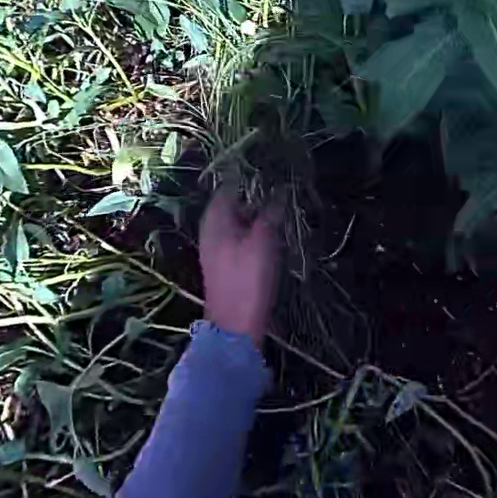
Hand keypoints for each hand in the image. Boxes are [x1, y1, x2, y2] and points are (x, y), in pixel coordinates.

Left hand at [199, 186, 282, 345]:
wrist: (235, 327)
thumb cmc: (247, 279)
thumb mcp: (264, 239)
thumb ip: (271, 211)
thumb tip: (281, 189)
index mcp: (215, 217)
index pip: (231, 183)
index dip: (252, 176)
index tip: (275, 170)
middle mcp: (211, 227)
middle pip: (236, 201)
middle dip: (259, 195)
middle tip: (285, 189)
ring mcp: (217, 245)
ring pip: (241, 219)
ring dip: (260, 214)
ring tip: (285, 209)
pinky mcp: (226, 261)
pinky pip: (242, 236)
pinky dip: (256, 231)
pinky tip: (275, 234)